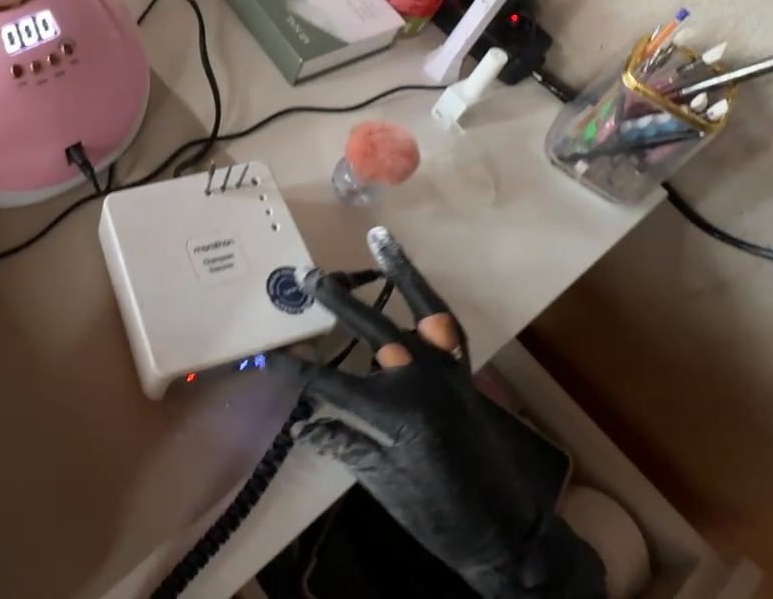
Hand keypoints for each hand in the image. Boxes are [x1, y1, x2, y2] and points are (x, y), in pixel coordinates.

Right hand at [279, 229, 606, 597]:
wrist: (505, 533)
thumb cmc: (436, 514)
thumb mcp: (382, 482)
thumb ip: (342, 443)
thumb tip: (299, 425)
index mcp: (395, 412)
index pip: (329, 383)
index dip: (295, 371)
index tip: (266, 358)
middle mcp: (423, 381)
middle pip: (372, 329)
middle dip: (337, 302)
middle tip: (307, 277)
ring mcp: (449, 372)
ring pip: (422, 310)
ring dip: (399, 273)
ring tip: (379, 240)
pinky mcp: (466, 373)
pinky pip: (447, 327)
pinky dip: (429, 299)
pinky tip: (413, 278)